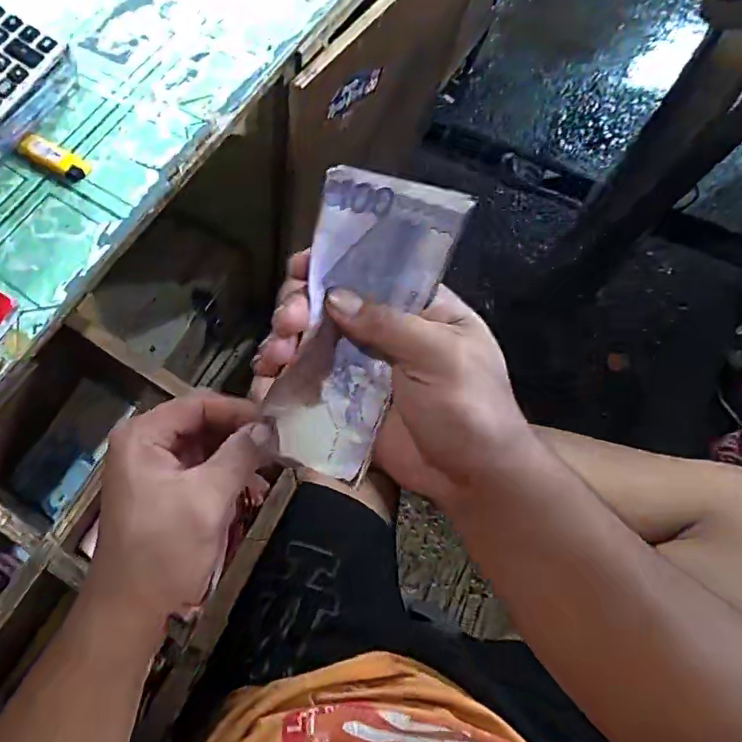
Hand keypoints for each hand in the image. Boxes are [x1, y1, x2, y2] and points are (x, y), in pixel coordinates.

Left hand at [89, 393, 274, 620]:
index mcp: (143, 435)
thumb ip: (239, 455)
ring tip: (268, 476)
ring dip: (236, 461)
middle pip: (201, 425)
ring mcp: (151, 470)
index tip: (275, 423)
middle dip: (239, 438)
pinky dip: (224, 481)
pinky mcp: (161, 494)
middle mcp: (143, 445)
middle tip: (278, 447)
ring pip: (204, 450)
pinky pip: (199, 474)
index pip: (198, 404)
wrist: (130, 611)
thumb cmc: (164, 550)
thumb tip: (269, 427)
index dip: (239, 410)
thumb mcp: (207, 498)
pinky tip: (250, 495)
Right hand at [251, 252, 532, 504]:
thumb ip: (386, 323)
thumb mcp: (440, 355)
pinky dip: (282, 375)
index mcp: (415, 307)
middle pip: (327, 303)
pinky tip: (268, 378)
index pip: (367, 271)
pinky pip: (307, 380)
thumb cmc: (471, 407)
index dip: (330, 264)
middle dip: (298, 306)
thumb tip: (333, 297)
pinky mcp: (343, 400)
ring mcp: (359, 366)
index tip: (298, 267)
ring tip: (276, 354)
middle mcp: (382, 330)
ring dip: (284, 340)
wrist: (473, 477)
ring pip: (310, 340)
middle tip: (290, 323)